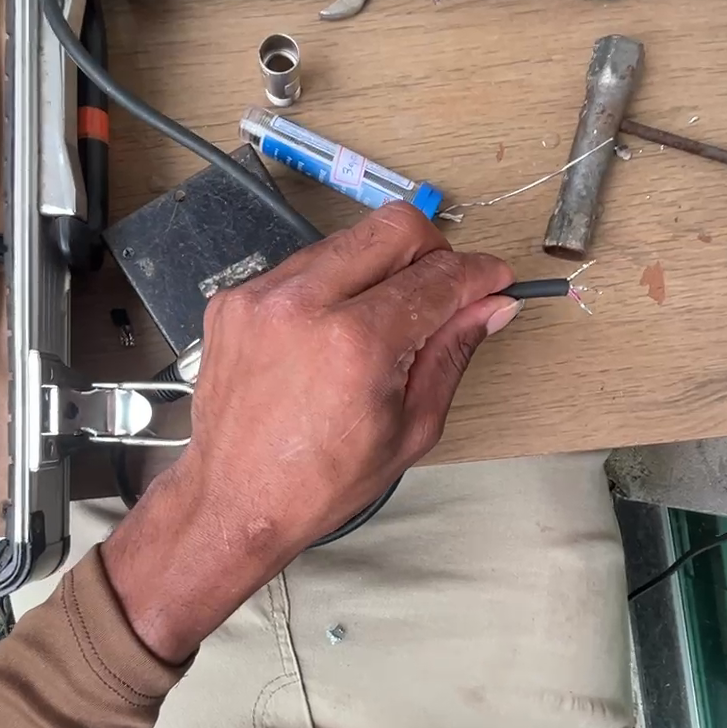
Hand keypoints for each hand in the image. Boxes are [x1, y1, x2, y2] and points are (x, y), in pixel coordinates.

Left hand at [102, 204, 518, 660]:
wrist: (235, 501)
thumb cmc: (317, 482)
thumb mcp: (409, 430)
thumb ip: (452, 355)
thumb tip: (489, 307)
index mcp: (355, 344)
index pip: (438, 276)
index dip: (478, 275)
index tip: (491, 281)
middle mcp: (303, 305)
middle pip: (394, 226)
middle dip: (433, 251)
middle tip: (442, 290)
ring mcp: (260, 297)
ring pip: (347, 239)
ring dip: (381, 267)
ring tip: (384, 319)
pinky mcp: (235, 300)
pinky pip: (302, 266)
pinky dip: (333, 285)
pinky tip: (334, 328)